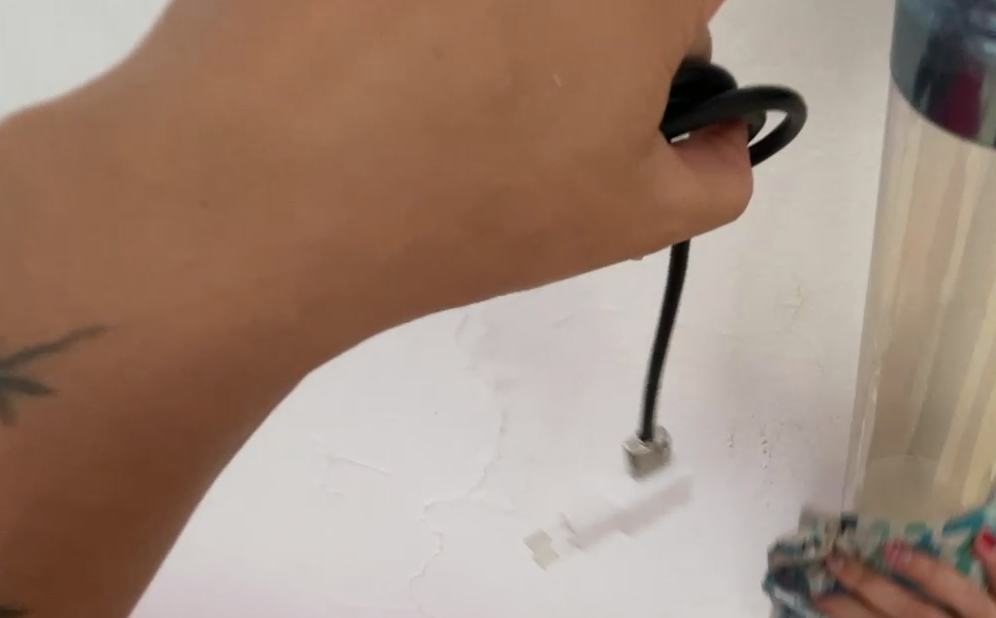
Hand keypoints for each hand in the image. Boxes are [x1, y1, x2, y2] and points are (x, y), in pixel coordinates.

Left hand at [0, 0, 752, 349]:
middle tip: (560, 97)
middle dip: (609, 24)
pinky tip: (398, 52)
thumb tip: (719, 133)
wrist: (273, 187)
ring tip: (465, 78)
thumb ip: (721, 172)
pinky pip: (435, 0)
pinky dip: (434, 19)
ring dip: (523, 20)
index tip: (649, 82)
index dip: (679, 37)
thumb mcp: (643, 218)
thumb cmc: (487, 205)